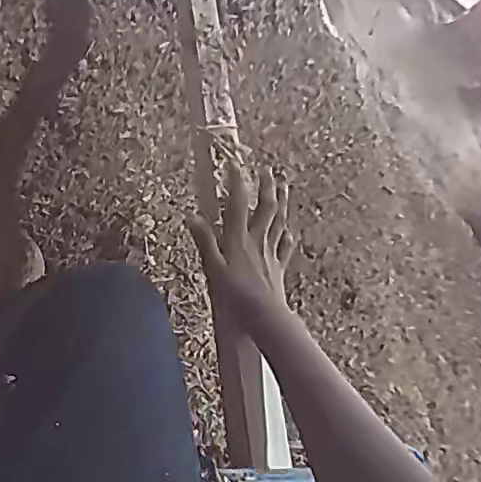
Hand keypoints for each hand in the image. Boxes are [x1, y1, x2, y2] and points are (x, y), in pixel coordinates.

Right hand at [188, 159, 294, 331]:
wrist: (265, 316)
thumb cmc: (235, 295)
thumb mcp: (213, 268)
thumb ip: (204, 241)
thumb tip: (191, 216)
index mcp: (238, 239)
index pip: (237, 204)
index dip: (237, 183)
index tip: (235, 165)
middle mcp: (257, 241)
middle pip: (266, 208)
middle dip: (267, 187)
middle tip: (267, 170)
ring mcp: (270, 253)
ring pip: (279, 221)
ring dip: (281, 202)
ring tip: (283, 187)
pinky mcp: (278, 267)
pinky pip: (285, 246)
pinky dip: (287, 233)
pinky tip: (289, 229)